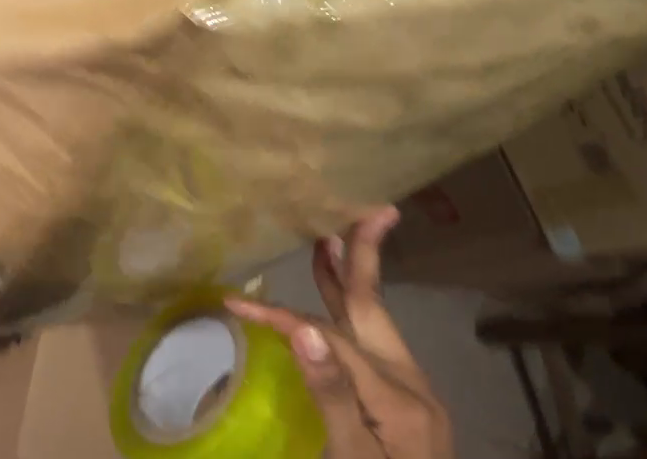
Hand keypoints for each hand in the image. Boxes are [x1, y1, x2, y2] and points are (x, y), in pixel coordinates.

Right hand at [226, 206, 453, 458]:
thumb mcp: (350, 456)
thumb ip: (332, 393)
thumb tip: (303, 328)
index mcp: (399, 396)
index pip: (330, 336)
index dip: (280, 315)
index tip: (234, 303)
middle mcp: (411, 383)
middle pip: (373, 309)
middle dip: (358, 260)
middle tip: (355, 212)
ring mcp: (412, 392)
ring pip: (374, 321)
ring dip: (349, 280)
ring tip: (328, 242)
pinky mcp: (405, 401)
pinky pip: (373, 340)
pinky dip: (351, 309)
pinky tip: (338, 303)